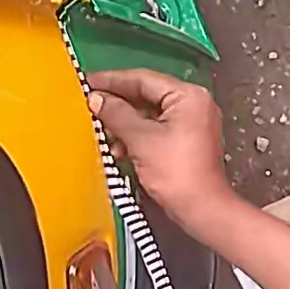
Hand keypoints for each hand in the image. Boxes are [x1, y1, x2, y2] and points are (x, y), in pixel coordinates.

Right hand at [88, 69, 235, 232]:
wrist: (201, 209)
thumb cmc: (179, 175)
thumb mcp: (141, 140)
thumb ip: (117, 114)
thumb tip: (96, 99)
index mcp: (189, 96)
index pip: (143, 79)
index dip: (112, 81)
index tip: (88, 82)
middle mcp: (193, 104)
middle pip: (146, 95)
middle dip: (117, 104)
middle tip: (89, 105)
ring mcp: (191, 123)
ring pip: (149, 114)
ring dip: (124, 123)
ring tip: (100, 131)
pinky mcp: (185, 141)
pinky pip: (155, 130)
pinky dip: (136, 136)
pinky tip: (117, 147)